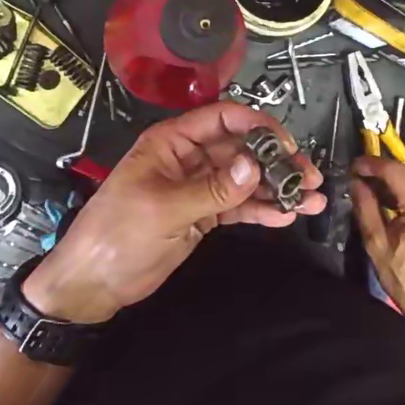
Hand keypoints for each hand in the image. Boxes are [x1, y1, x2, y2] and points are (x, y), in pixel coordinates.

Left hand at [26, 102, 324, 322]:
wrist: (92, 285)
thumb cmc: (115, 237)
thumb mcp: (162, 210)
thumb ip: (211, 190)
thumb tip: (254, 167)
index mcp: (172, 143)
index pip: (223, 119)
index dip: (257, 126)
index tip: (285, 144)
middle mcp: (191, 159)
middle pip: (243, 150)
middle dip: (278, 161)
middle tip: (308, 175)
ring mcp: (200, 187)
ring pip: (248, 179)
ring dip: (279, 187)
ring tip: (311, 198)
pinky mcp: (206, 214)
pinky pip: (241, 206)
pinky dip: (264, 210)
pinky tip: (288, 216)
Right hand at [350, 156, 404, 331]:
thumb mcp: (379, 247)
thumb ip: (366, 210)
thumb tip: (357, 184)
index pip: (395, 171)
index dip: (372, 164)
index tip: (354, 165)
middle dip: (383, 174)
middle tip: (359, 178)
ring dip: (396, 185)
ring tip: (372, 192)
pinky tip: (394, 206)